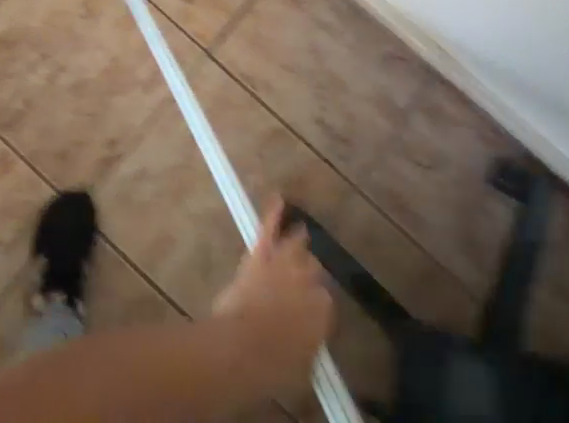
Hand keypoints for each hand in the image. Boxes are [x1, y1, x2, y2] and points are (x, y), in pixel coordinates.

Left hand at [208, 198, 333, 396]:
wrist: (245, 347)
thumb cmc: (272, 366)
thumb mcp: (298, 369)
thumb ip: (304, 351)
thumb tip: (300, 351)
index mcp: (323, 313)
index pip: (323, 301)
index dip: (311, 305)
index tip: (303, 311)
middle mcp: (308, 284)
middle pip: (312, 270)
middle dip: (306, 273)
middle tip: (297, 280)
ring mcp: (284, 265)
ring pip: (295, 247)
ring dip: (296, 242)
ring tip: (300, 232)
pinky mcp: (260, 256)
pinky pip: (268, 230)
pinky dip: (272, 214)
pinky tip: (278, 199)